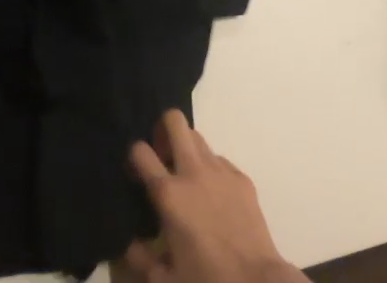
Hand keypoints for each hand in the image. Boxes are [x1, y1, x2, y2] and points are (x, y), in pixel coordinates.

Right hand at [117, 112, 308, 282]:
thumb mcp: (164, 278)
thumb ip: (140, 258)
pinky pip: (219, 160)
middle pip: (174, 121)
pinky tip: (213, 196)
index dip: (134, 157)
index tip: (136, 174)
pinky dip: (210, 169)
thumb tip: (130, 243)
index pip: (140, 150)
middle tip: (162, 156)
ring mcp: (220, 171)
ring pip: (197, 137)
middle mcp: (193, 172)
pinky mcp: (242, 178)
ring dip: (187, 149)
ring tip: (187, 177)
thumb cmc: (206, 279)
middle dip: (163, 129)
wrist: (256, 281)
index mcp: (168, 194)